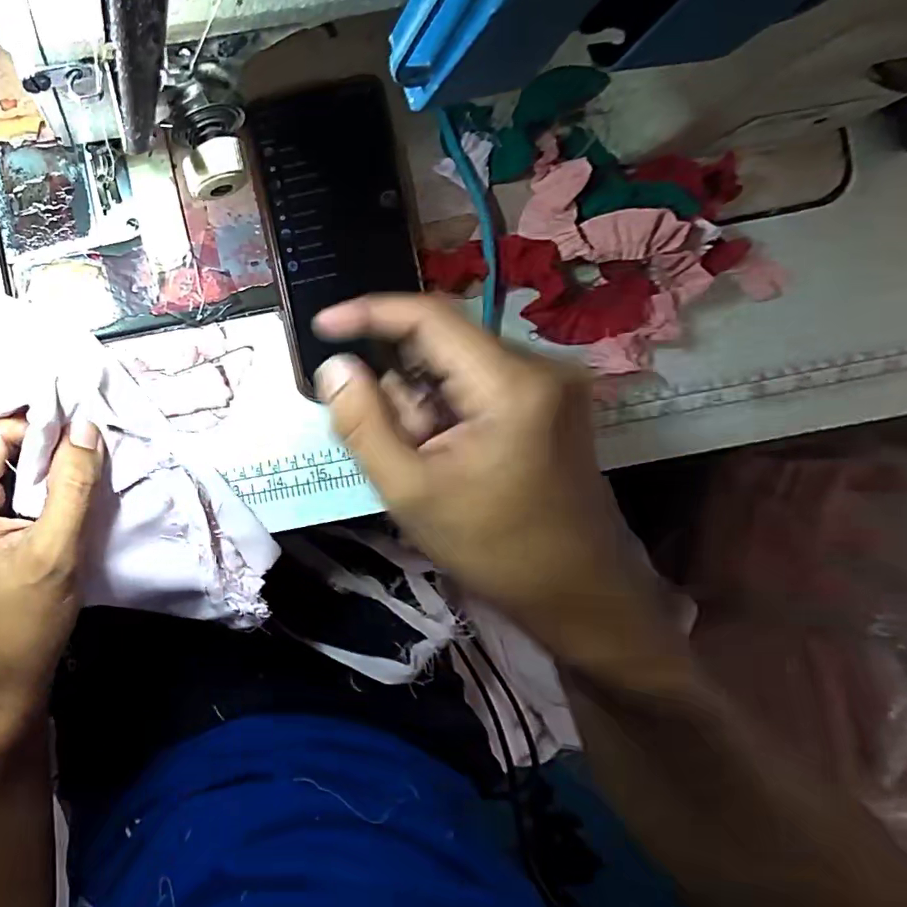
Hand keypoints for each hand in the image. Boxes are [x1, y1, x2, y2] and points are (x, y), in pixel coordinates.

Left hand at [0, 415, 104, 734]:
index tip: (89, 430)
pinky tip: (79, 496)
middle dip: (54, 450)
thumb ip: (73, 485)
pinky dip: (54, 492)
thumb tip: (87, 426)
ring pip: (21, 473)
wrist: (13, 683)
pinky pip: (25, 495)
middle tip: (98, 452)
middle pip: (9, 451)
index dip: (44, 428)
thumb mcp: (55, 548)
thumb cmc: (26, 621)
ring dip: (57, 472)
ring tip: (93, 474)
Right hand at [313, 295, 685, 681]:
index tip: (323, 324)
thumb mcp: (410, 491)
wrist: (583, 594)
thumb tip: (335, 366)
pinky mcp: (551, 401)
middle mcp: (539, 366)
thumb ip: (363, 423)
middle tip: (400, 447)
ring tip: (433, 464)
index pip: (429, 316)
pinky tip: (452, 458)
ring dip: (425, 405)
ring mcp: (551, 382)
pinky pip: (478, 384)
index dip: (369, 312)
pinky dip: (449, 412)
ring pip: (456, 366)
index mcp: (510, 383)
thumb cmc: (494, 548)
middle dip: (403, 388)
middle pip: (442, 345)